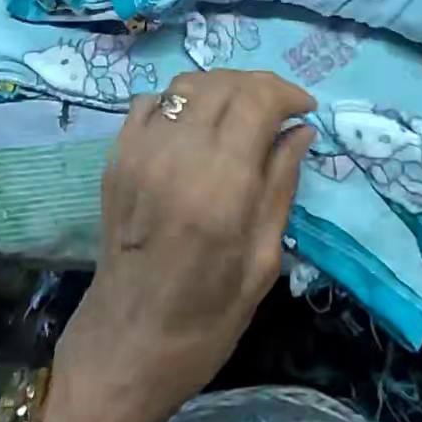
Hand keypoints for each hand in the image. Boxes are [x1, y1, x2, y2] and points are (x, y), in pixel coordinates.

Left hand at [42, 69, 315, 421]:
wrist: (130, 338)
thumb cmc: (209, 314)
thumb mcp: (263, 258)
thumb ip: (281, 183)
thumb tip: (300, 130)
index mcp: (221, 185)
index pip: (256, 100)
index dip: (287, 93)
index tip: (305, 108)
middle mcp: (177, 155)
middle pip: (222, 83)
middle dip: (259, 86)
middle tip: (278, 109)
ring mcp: (139, 150)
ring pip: (186, 85)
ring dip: (221, 88)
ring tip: (241, 112)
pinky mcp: (116, 156)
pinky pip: (150, 102)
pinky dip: (180, 102)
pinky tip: (195, 126)